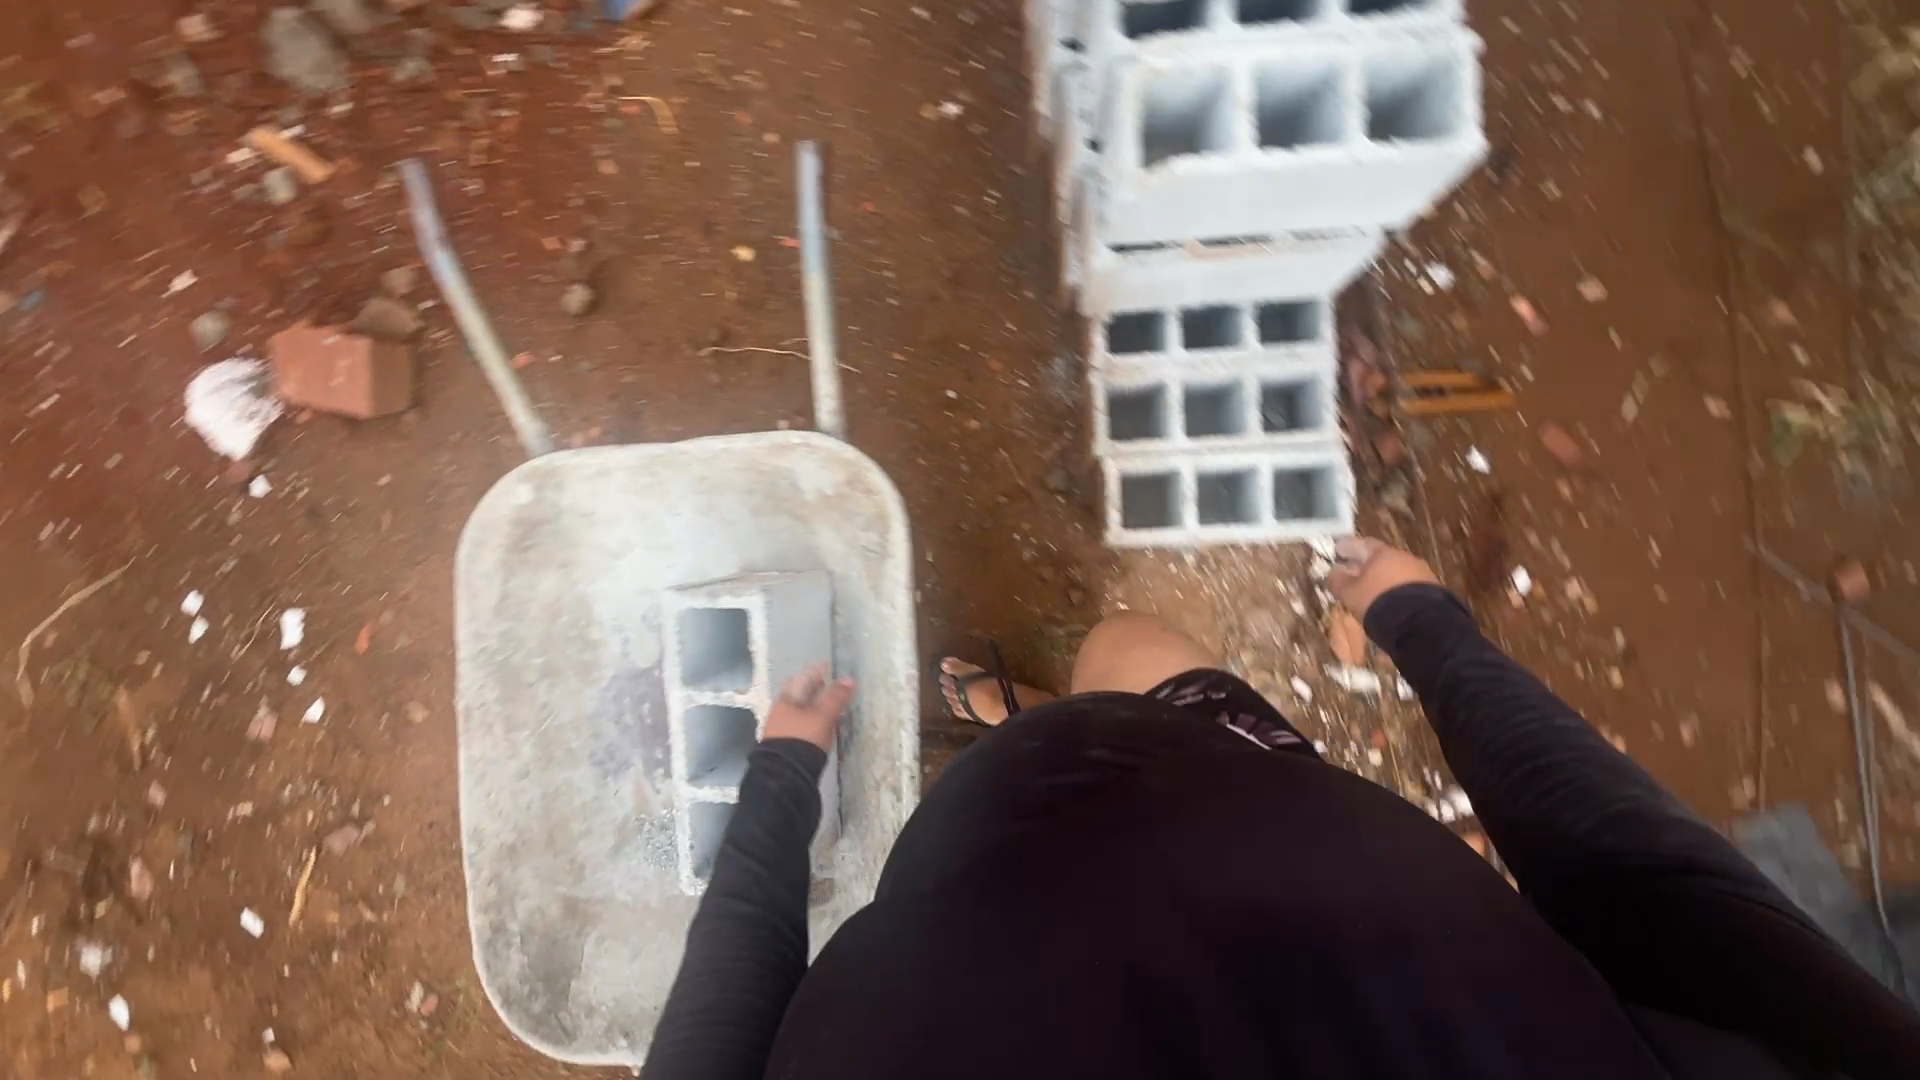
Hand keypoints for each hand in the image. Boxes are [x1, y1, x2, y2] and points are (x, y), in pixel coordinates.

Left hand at [762, 664, 853, 750]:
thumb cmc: (803, 738)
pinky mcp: (788, 746)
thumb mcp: (823, 715)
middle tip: (833, 686)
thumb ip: (836, 697)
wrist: (786, 774)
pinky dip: (815, 722)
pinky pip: (803, 726)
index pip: (801, 679)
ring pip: (802, 712)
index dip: (816, 672)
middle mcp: (781, 712)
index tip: (829, 668)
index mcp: (786, 700)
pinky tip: (825, 726)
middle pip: (801, 695)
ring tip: (833, 706)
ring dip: (817, 707)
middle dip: (817, 690)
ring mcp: (783, 730)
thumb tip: (849, 679)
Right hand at [1327, 537, 1439, 620]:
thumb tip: (1333, 572)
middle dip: (1366, 565)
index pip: (1363, 544)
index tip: (1338, 552)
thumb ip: (1337, 580)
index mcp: (1382, 553)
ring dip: (1383, 579)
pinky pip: (1408, 586)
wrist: (1420, 623)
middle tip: (1353, 574)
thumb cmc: (1377, 600)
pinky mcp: (1434, 591)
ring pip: (1397, 572)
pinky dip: (1397, 591)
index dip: (1349, 548)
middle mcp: (1404, 558)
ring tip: (1372, 591)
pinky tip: (1391, 602)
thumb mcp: (1349, 593)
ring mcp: (1422, 573)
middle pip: (1382, 558)